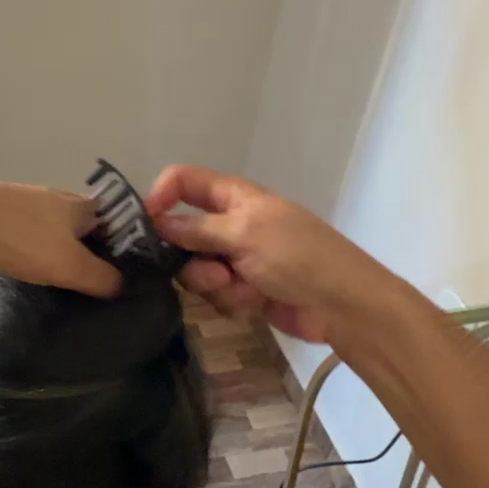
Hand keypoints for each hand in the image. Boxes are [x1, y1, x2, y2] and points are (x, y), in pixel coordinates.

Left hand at [0, 178, 122, 298]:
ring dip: (57, 247)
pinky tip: (26, 264)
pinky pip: (26, 231)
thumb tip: (124, 286)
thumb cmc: (23, 238)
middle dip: (88, 247)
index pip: (112, 220)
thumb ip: (100, 278)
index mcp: (79, 205)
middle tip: (92, 280)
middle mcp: (56, 197)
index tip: (122, 271)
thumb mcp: (69, 265)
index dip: (120, 243)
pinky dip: (31, 246)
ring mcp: (24, 201)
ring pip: (52, 226)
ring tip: (60, 276)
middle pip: (81, 223)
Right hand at [144, 166, 394, 343]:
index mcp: (234, 197)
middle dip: (190, 256)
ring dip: (212, 282)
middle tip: (211, 270)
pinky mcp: (243, 289)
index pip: (184, 182)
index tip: (146, 223)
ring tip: (240, 289)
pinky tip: (253, 303)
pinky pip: (215, 294)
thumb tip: (156, 222)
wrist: (342, 305)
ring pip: (195, 268)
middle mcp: (231, 224)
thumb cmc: (298, 256)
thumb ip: (197, 228)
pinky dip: (231, 300)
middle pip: (182, 233)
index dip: (161, 196)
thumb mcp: (245, 233)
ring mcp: (236, 258)